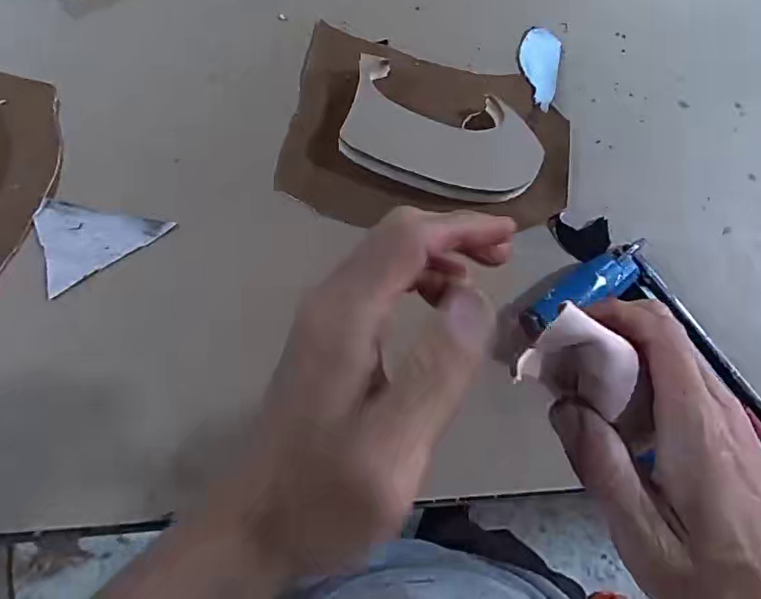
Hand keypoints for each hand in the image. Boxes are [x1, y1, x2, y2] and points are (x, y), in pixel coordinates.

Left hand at [102, 208, 514, 597]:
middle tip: (503, 255)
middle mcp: (332, 299)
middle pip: (399, 232)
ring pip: (391, 251)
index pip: (410, 238)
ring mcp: (327, 313)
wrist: (251, 534)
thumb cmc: (324, 496)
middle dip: (456, 231)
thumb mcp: (392, 448)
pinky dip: (423, 273)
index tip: (510, 235)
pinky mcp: (330, 331)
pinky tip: (442, 303)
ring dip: (442, 250)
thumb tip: (475, 296)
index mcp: (345, 314)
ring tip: (482, 275)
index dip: (463, 226)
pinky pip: (383, 276)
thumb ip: (438, 370)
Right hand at [550, 299, 760, 598]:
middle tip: (569, 360)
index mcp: (696, 419)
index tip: (572, 327)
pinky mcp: (733, 432)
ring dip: (629, 357)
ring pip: (674, 356)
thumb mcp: (647, 540)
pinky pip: (686, 382)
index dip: (613, 313)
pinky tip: (625, 421)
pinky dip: (649, 381)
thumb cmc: (720, 581)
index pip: (659, 329)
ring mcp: (730, 415)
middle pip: (664, 334)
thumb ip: (603, 468)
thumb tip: (565, 407)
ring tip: (587, 389)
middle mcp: (718, 403)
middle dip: (612, 333)